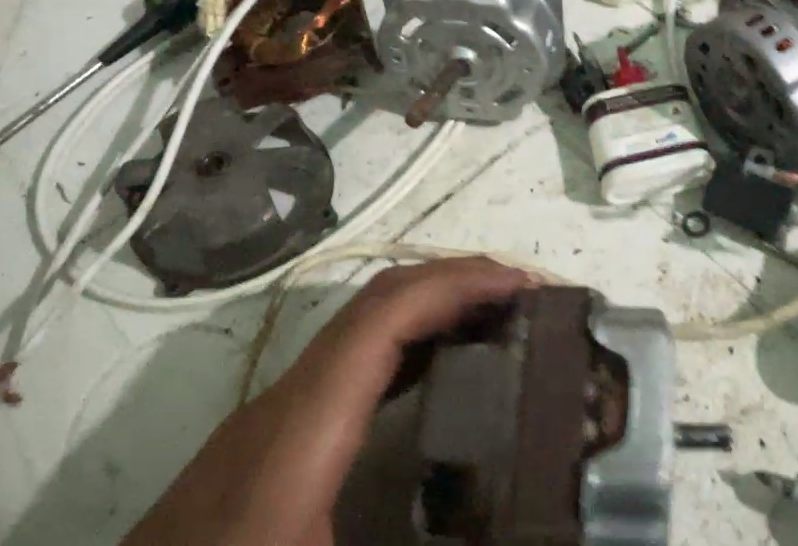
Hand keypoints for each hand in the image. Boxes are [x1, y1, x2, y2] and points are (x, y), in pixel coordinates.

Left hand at [125, 258, 535, 545]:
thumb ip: (424, 540)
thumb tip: (518, 529)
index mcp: (302, 430)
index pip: (383, 319)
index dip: (456, 285)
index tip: (522, 283)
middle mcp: (287, 400)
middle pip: (375, 303)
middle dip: (455, 279)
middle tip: (527, 293)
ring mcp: (274, 411)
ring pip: (360, 324)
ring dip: (431, 303)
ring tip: (497, 316)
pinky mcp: (270, 431)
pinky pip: (349, 358)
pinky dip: (405, 338)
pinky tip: (437, 364)